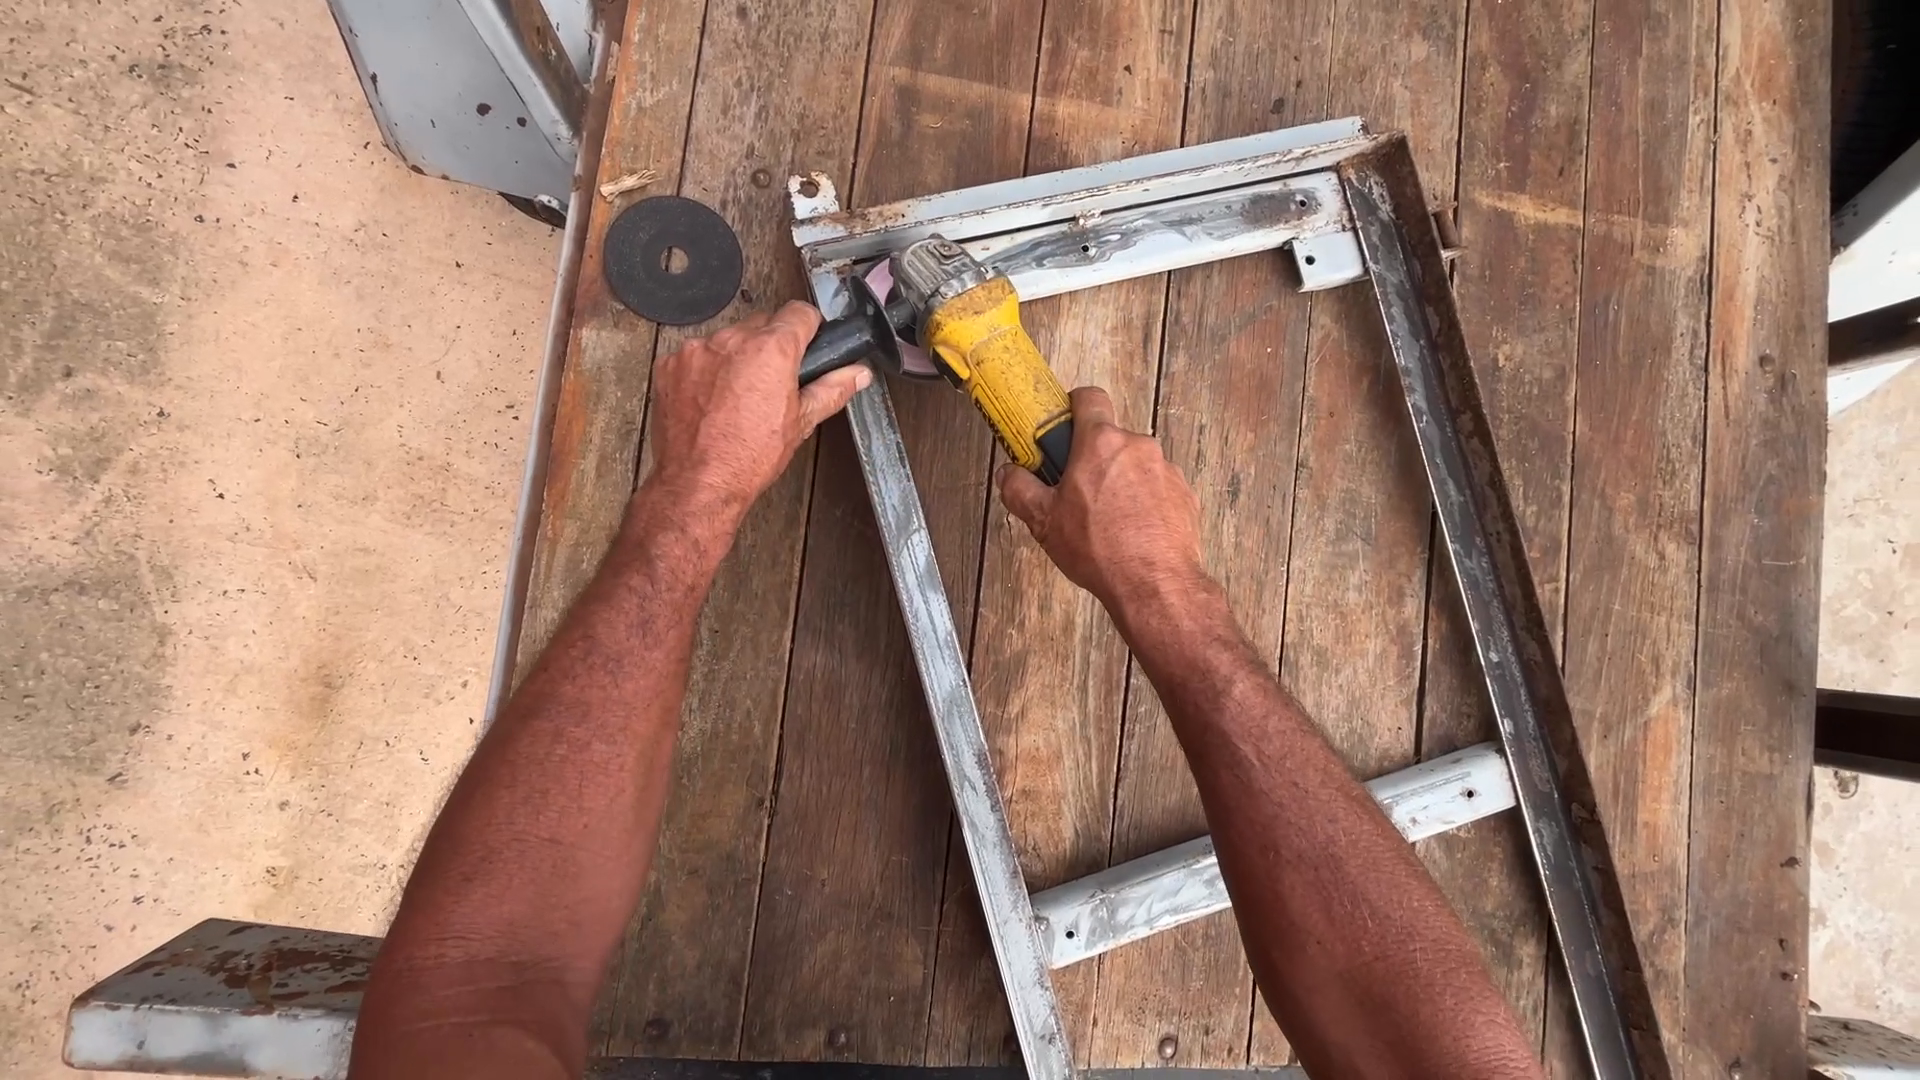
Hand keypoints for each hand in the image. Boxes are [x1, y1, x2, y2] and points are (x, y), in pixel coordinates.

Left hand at [647, 301, 869, 517]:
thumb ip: (833, 389)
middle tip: (775, 381)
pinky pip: (697, 356)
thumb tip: (857, 374)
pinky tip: (713, 401)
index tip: (808, 342)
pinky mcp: (671, 365)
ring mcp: (697, 351)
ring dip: (737, 357)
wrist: (699, 482)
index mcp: (771, 350)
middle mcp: (732, 341)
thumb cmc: (747, 457)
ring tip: (740, 397)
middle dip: (771, 345)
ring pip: (728, 339)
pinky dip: (706, 371)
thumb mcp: (801, 422)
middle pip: (762, 323)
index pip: (799, 312)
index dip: (809, 328)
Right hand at [997, 386, 1205, 610]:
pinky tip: (1131, 532)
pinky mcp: (1184, 495)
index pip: (1088, 398)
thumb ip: (1020, 490)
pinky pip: (1157, 488)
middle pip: (1110, 439)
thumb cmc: (1101, 551)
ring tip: (1105, 522)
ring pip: (1134, 465)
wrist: (1154, 585)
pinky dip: (1144, 503)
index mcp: (1100, 444)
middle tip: (1076, 494)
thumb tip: (1008, 475)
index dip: (1073, 407)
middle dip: (1092, 461)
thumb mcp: (1044, 522)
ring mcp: (1166, 470)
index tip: (1063, 427)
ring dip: (1119, 483)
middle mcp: (1138, 447)